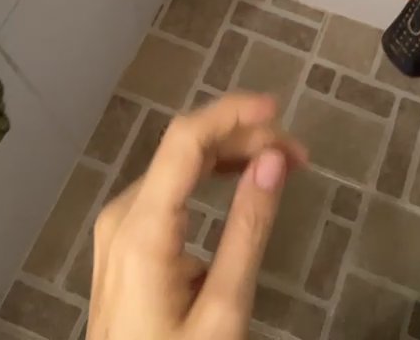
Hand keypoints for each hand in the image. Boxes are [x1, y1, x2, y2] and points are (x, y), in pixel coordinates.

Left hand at [86, 93, 308, 339]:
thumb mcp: (223, 310)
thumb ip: (249, 229)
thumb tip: (273, 158)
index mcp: (142, 227)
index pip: (186, 140)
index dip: (233, 112)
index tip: (280, 109)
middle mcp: (123, 213)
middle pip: (186, 147)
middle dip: (245, 137)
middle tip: (299, 156)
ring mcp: (120, 226)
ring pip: (180, 164)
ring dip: (232, 153)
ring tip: (283, 163)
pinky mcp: (127, 240)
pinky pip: (172, 187)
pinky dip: (212, 174)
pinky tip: (243, 178)